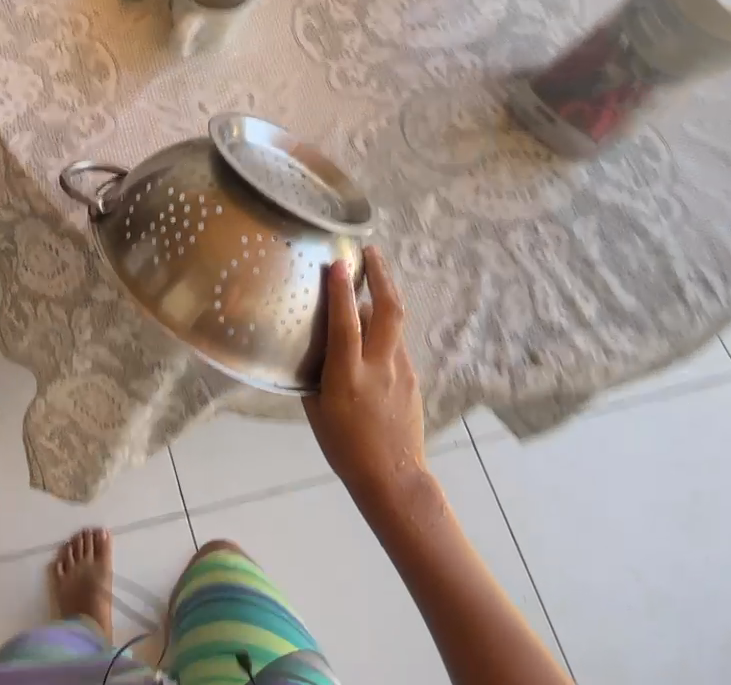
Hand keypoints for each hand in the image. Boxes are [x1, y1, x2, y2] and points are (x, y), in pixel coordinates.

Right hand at [303, 247, 429, 513]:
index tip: (339, 262)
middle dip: (382, 277)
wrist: (393, 478)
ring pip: (394, 324)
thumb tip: (320, 342)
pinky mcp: (413, 379)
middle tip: (372, 252)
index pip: (347, 323)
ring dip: (382, 298)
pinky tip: (372, 332)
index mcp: (349, 376)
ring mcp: (402, 371)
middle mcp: (379, 367)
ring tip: (368, 282)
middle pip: (389, 310)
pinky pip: (395, 344)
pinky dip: (383, 328)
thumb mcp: (318, 408)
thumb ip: (320, 372)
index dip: (342, 291)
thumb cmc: (344, 447)